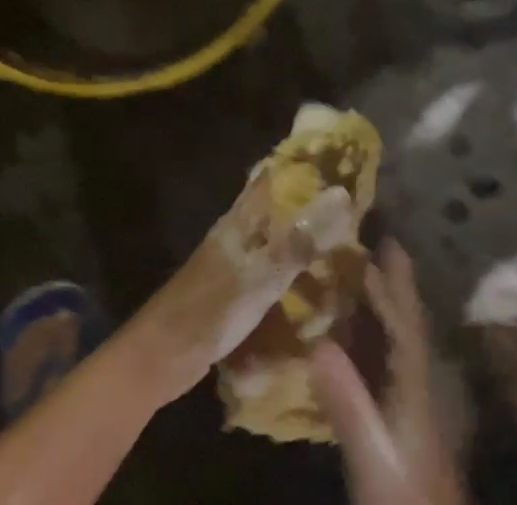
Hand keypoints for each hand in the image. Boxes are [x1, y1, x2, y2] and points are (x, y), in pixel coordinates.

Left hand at [135, 167, 354, 399]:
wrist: (162, 356)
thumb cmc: (210, 310)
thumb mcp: (261, 276)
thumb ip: (300, 240)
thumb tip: (341, 194)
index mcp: (239, 222)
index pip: (271, 179)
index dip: (302, 166)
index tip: (341, 161)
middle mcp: (237, 235)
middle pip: (275, 208)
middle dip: (309, 203)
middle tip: (355, 206)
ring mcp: (234, 264)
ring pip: (274, 238)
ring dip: (303, 237)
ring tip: (347, 243)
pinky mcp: (235, 292)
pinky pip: (272, 270)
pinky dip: (294, 270)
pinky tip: (316, 284)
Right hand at [311, 242, 468, 504]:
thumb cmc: (402, 492)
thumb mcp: (371, 452)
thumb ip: (348, 402)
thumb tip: (318, 343)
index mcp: (415, 382)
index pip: (406, 320)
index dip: (395, 281)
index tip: (383, 240)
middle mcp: (417, 381)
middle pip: (405, 321)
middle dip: (392, 282)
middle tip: (371, 241)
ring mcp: (412, 399)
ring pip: (397, 339)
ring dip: (381, 304)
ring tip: (359, 272)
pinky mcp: (401, 416)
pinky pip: (385, 360)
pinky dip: (371, 336)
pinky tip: (353, 333)